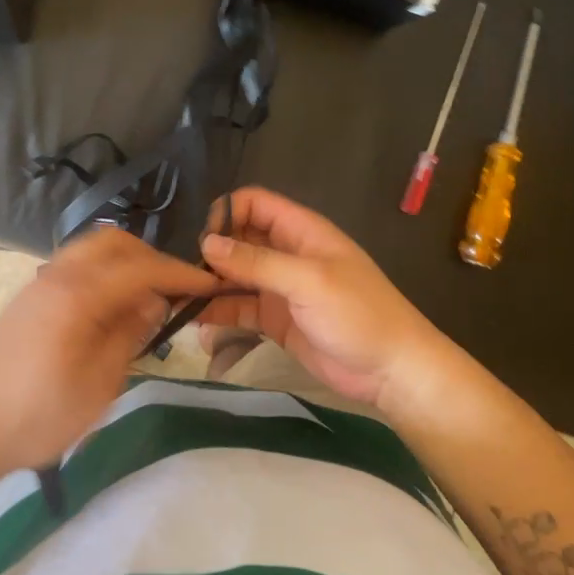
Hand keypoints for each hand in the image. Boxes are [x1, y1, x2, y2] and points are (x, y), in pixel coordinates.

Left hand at [0, 229, 221, 488]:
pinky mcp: (30, 296)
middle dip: (153, 258)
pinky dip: (104, 270)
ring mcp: (39, 282)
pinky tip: (115, 304)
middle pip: (115, 243)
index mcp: (77, 295)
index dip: (180, 273)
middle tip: (180, 289)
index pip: (141, 267)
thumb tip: (154, 301)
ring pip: (93, 249)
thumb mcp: (97, 387)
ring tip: (151, 295)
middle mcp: (57, 275)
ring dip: (127, 261)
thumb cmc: (35, 418)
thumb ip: (128, 335)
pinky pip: (76, 265)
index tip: (211, 284)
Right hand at [196, 187, 449, 409]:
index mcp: (301, 231)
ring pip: (235, 275)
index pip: (255, 203)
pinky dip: (217, 311)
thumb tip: (207, 242)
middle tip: (185, 272)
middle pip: (239, 238)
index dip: (227, 213)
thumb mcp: (308, 281)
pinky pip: (238, 307)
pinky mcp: (274, 319)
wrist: (393, 371)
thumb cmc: (359, 314)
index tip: (205, 240)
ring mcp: (279, 288)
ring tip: (179, 297)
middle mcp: (286, 254)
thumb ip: (257, 261)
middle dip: (212, 249)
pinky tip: (194, 320)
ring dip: (210, 282)